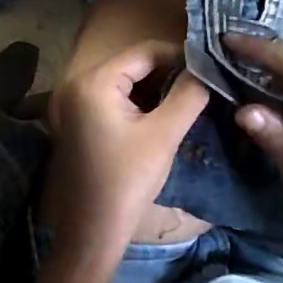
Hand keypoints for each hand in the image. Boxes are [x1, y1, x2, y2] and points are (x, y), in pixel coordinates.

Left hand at [44, 41, 209, 254]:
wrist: (94, 230)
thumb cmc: (129, 179)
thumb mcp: (164, 134)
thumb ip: (188, 95)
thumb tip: (206, 69)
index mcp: (93, 82)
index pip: (143, 51)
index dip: (179, 55)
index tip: (208, 65)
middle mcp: (77, 85)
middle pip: (132, 64)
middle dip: (168, 71)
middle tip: (201, 82)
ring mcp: (73, 104)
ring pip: (124, 81)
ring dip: (155, 87)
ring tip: (188, 96)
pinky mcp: (77, 121)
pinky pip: (113, 98)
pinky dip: (138, 101)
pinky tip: (163, 113)